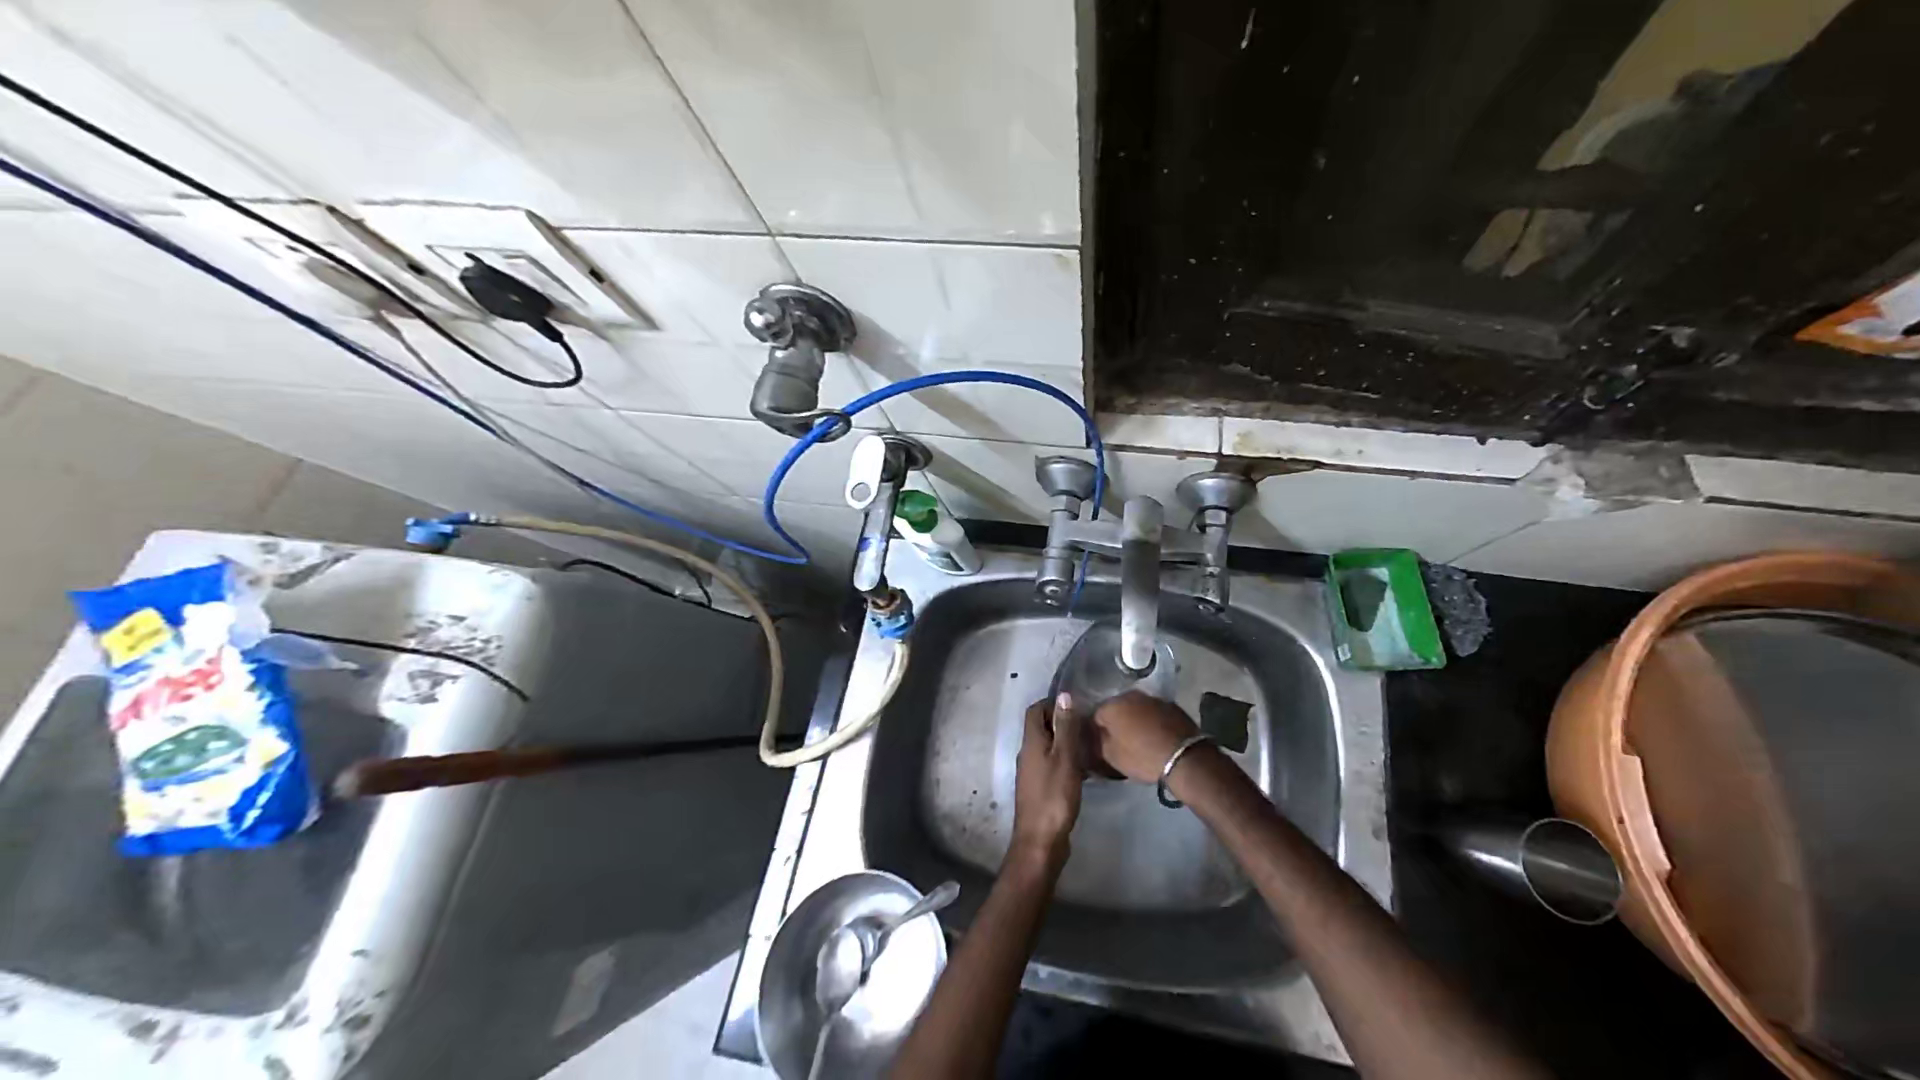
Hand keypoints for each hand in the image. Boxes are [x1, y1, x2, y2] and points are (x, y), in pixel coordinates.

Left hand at [1010, 693, 1084, 863]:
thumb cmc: (1054, 796)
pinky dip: (1065, 761)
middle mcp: (1027, 753)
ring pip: (1047, 747)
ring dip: (1065, 742)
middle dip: (1061, 722)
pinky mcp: (1039, 788)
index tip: (1076, 706)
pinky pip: (1051, 764)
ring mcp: (1031, 772)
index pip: (1035, 710)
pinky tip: (1084, 770)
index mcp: (1030, 742)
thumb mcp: (1065, 758)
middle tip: (1087, 725)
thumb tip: (1062, 695)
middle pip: (1040, 727)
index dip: (1052, 703)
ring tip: (1089, 745)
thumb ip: (1065, 727)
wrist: (1041, 841)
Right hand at [1090, 691, 1200, 783]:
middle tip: (1121, 740)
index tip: (1103, 743)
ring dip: (1136, 719)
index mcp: (1112, 706)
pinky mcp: (1172, 705)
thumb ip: (1100, 741)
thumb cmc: (1142, 757)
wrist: (1184, 758)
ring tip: (1141, 738)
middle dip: (1118, 721)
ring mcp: (1153, 698)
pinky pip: (1154, 713)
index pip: (1096, 715)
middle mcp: (1130, 695)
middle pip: (1118, 708)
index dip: (1098, 730)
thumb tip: (1099, 734)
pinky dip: (1153, 721)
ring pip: (1137, 708)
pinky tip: (1157, 735)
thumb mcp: (1112, 756)